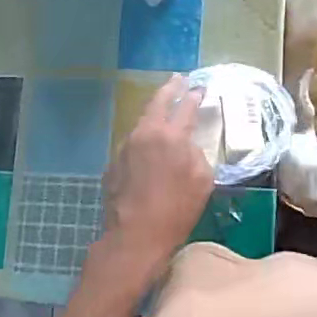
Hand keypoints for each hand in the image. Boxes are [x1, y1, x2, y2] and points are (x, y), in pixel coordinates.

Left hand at [92, 76, 213, 288]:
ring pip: (142, 122)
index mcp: (171, 136)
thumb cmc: (176, 211)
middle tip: (178, 80)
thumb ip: (197, 156)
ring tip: (163, 112)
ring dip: (154, 115)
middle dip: (170, 89)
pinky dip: (142, 140)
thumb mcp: (202, 182)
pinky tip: (148, 150)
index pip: (185, 107)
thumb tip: (188, 146)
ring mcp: (125, 147)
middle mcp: (145, 134)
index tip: (199, 89)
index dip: (194, 96)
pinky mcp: (114, 163)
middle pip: (158, 103)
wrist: (134, 236)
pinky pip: (132, 144)